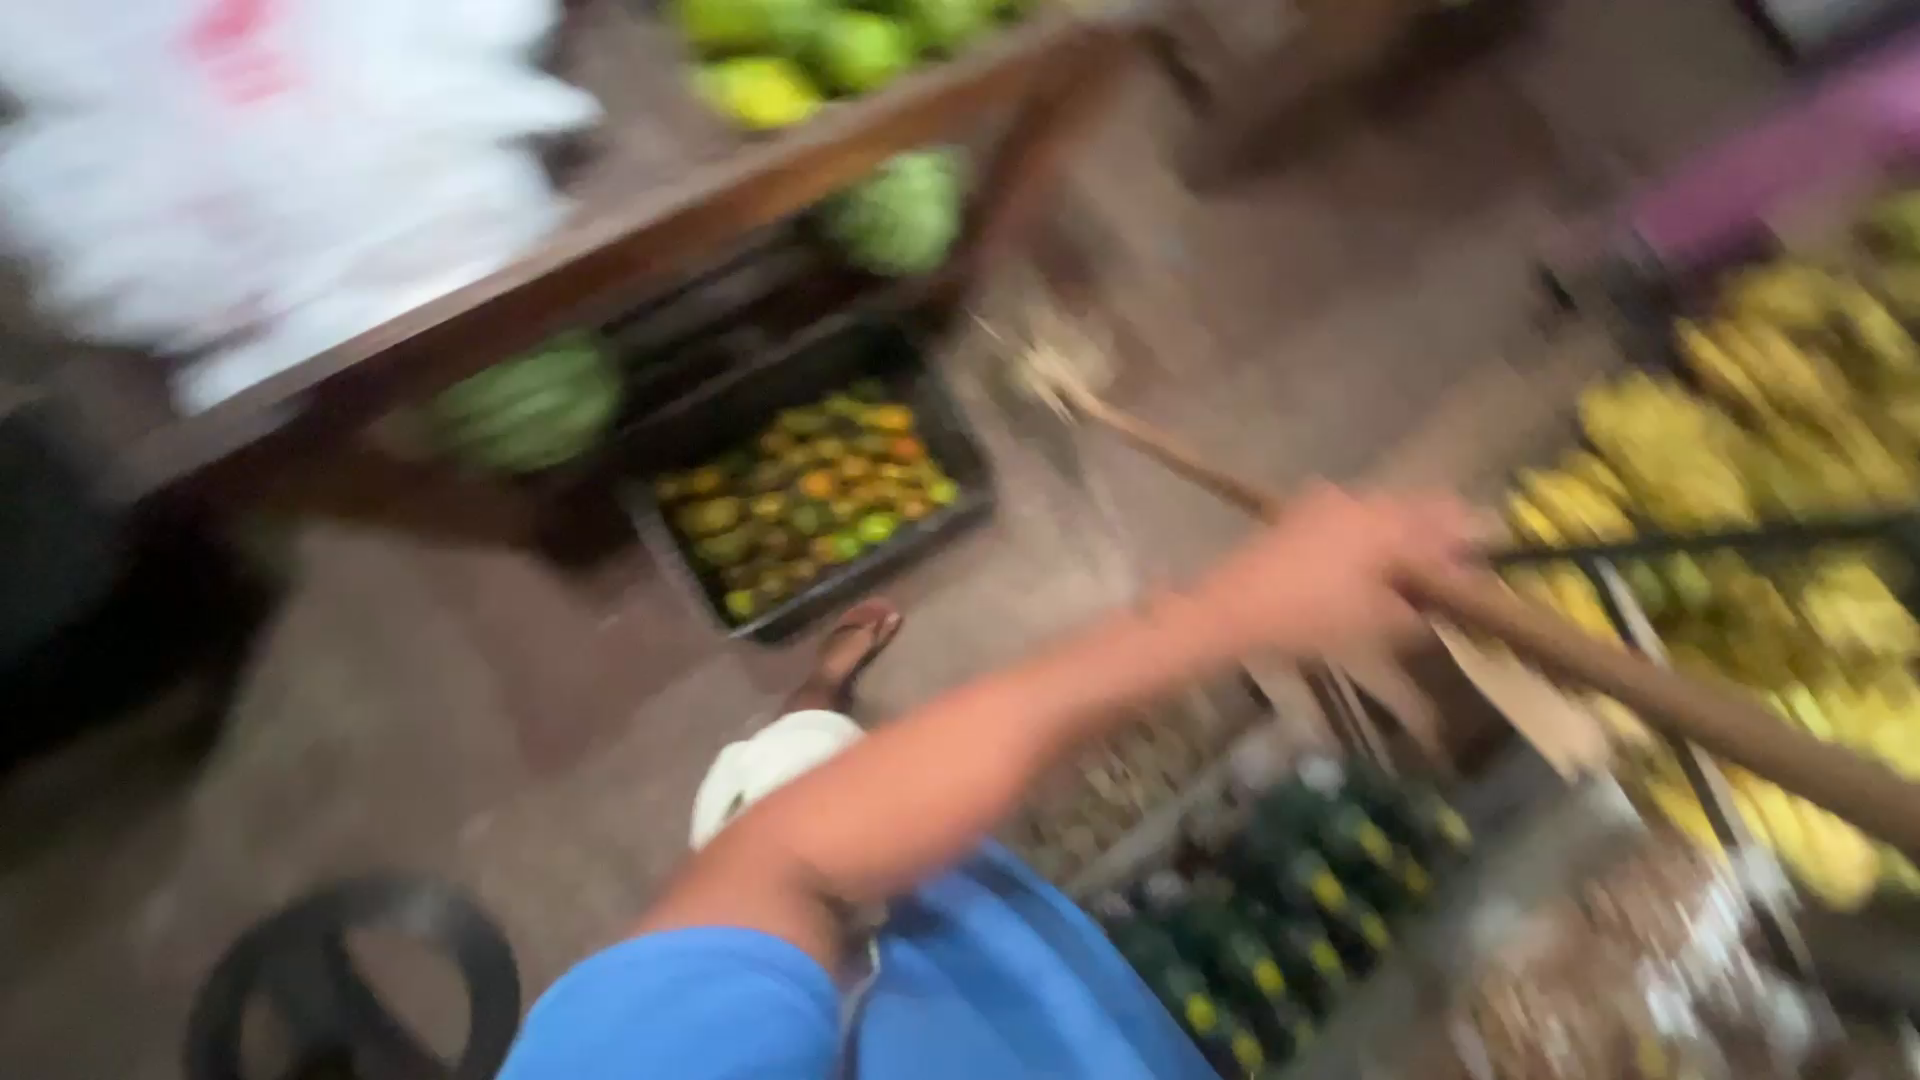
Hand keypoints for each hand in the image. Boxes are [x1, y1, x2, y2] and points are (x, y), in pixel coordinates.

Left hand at [1187, 483, 1483, 653]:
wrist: (1229, 608)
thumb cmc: (1310, 616)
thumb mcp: (1378, 623)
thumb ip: (1422, 609)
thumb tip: (1442, 603)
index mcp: (1389, 519)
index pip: (1453, 516)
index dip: (1471, 543)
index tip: (1476, 573)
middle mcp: (1360, 498)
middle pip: (1414, 509)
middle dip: (1430, 540)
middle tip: (1435, 580)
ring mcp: (1322, 502)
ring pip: (1378, 512)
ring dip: (1393, 538)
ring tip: (1394, 580)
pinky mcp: (1294, 514)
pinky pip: (1345, 519)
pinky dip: (1360, 539)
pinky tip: (1353, 572)